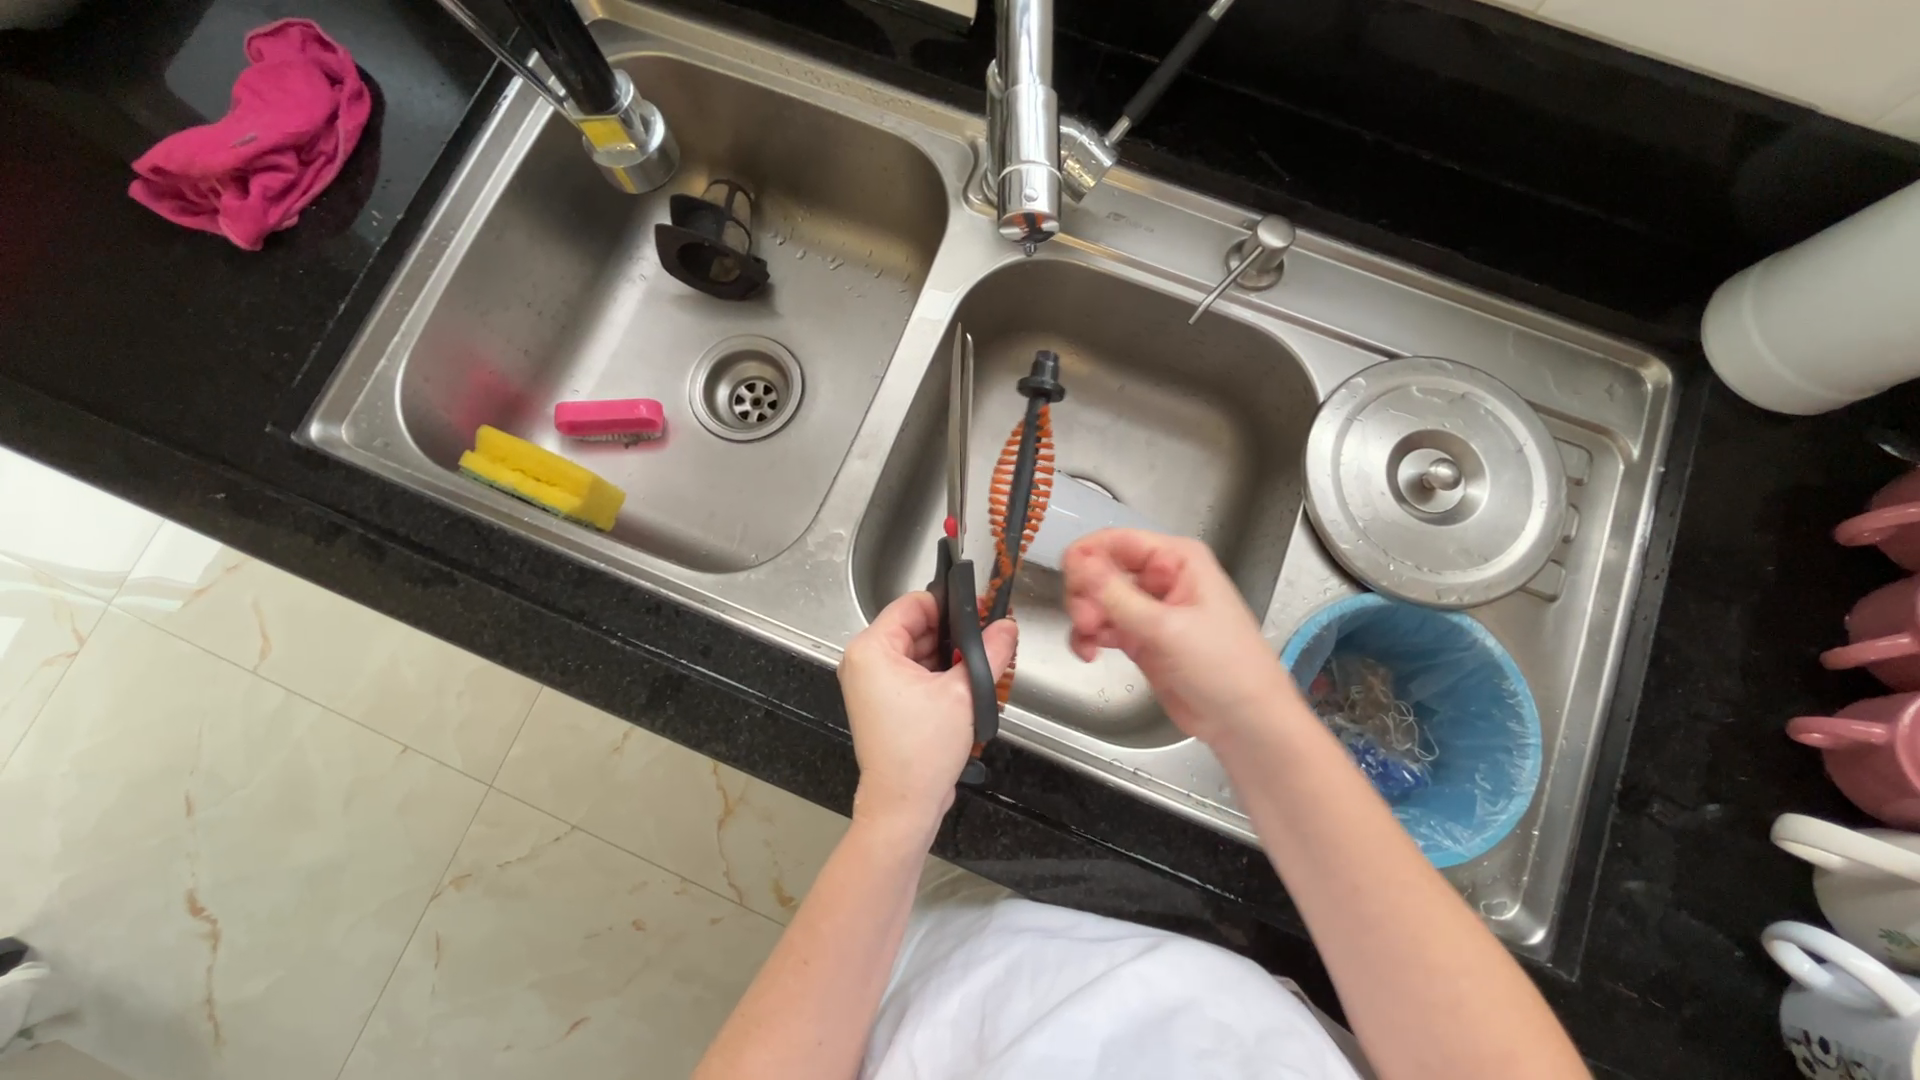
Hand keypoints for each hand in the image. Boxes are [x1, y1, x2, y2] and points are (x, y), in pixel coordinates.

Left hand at [839, 591, 1017, 831]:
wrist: (903, 805)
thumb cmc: (920, 753)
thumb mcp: (965, 693)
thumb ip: (990, 652)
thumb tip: (1006, 627)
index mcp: (872, 650)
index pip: (913, 604)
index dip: (949, 606)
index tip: (978, 613)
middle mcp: (864, 662)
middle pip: (916, 627)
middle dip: (952, 636)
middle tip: (985, 644)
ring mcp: (870, 684)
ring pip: (917, 651)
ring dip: (947, 658)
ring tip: (975, 673)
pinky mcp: (881, 703)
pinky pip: (912, 674)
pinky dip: (937, 677)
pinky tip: (962, 689)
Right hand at [1062, 529, 1303, 747]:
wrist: (1244, 721)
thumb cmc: (1224, 667)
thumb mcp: (1167, 628)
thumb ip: (1117, 595)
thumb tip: (1078, 561)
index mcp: (1177, 560)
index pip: (1118, 541)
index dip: (1087, 555)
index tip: (1068, 580)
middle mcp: (1161, 578)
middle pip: (1102, 570)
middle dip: (1086, 594)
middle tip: (1086, 621)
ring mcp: (1150, 610)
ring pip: (1097, 600)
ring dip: (1085, 619)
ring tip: (1089, 643)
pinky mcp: (1141, 639)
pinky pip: (1102, 627)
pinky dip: (1089, 638)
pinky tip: (1090, 653)